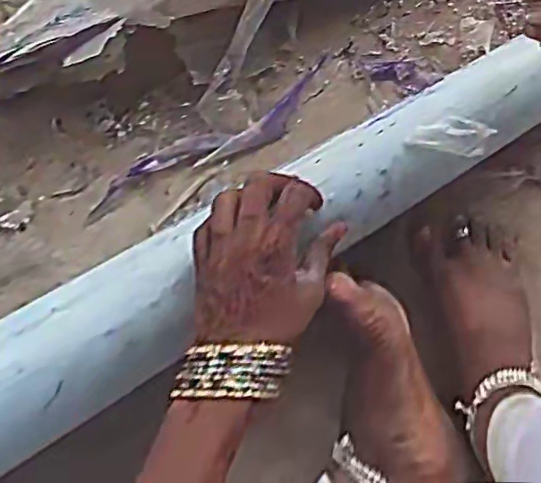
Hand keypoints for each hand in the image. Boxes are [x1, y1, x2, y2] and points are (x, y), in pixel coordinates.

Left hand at [192, 174, 346, 344]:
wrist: (234, 359)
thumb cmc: (276, 327)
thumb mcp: (311, 290)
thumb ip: (322, 252)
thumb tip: (338, 229)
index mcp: (276, 241)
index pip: (293, 193)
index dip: (308, 192)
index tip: (314, 205)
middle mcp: (245, 236)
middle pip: (257, 183)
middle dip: (278, 182)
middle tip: (287, 195)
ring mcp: (219, 247)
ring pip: (226, 197)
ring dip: (246, 195)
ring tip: (259, 206)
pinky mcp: (202, 260)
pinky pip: (206, 223)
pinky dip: (221, 217)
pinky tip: (235, 226)